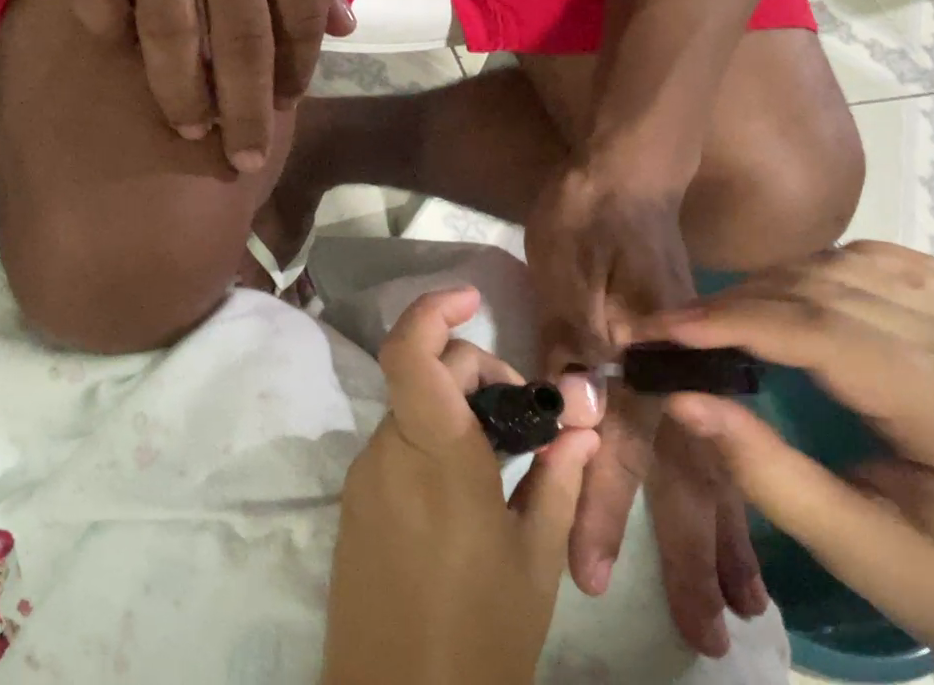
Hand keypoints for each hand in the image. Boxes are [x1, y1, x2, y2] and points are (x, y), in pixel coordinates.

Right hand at [63, 0, 351, 172]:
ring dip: (182, 89)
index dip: (299, 67)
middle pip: (242, 35)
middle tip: (247, 160)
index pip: (300, 11)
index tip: (290, 100)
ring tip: (193, 131)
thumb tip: (342, 27)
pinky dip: (106, 24)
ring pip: (171, 26)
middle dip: (248, 108)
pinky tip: (121, 52)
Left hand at [322, 288, 601, 684]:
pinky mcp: (355, 505)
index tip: (473, 298)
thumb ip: (558, 480)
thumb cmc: (479, 635)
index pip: (411, 353)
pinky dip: (434, 442)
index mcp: (436, 457)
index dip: (434, 310)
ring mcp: (364, 479)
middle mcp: (387, 453)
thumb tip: (579, 424)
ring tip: (510, 460)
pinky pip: (397, 448)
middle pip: (424, 375)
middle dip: (477, 371)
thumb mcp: (536, 560)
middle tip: (529, 416)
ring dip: (458, 410)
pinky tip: (473, 490)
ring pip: (412, 410)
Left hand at [525, 166, 765, 655]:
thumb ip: (571, 350)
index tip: (596, 582)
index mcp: (637, 367)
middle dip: (691, 556)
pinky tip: (734, 508)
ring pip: (709, 463)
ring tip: (742, 599)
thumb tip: (575, 419)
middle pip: (687, 480)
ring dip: (722, 532)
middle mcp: (673, 380)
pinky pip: (708, 430)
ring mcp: (688, 370)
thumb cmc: (583, 226)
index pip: (625, 460)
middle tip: (713, 633)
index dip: (610, 521)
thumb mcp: (561, 285)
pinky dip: (724, 479)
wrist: (626, 175)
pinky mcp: (689, 358)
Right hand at [645, 241, 933, 684]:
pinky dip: (831, 270)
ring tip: (720, 319)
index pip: (828, 334)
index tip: (657, 330)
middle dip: (738, 303)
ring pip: (861, 267)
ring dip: (777, 283)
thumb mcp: (855, 552)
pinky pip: (896, 272)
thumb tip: (680, 398)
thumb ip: (766, 471)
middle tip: (667, 330)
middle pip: (837, 291)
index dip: (734, 322)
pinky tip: (797, 295)